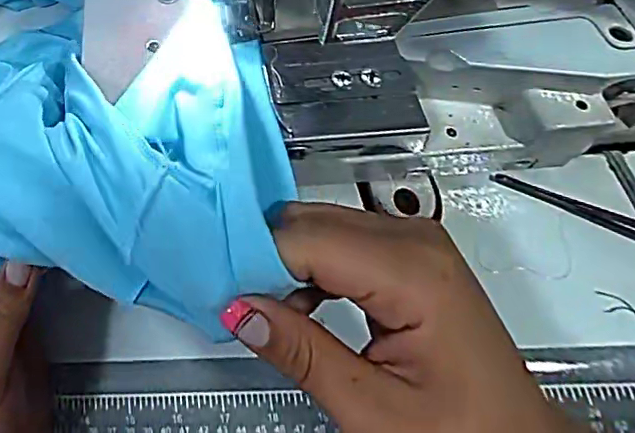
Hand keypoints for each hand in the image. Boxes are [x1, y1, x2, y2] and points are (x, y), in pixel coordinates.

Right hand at [221, 202, 577, 432]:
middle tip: (233, 298)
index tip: (221, 286)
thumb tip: (241, 310)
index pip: (308, 239)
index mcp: (412, 269)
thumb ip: (303, 353)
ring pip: (323, 225)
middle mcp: (413, 236)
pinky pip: (343, 238)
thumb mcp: (377, 413)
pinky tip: (301, 304)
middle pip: (313, 221)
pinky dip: (313, 265)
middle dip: (267, 256)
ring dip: (286, 261)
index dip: (257, 260)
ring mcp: (414, 238)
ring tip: (264, 308)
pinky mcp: (409, 250)